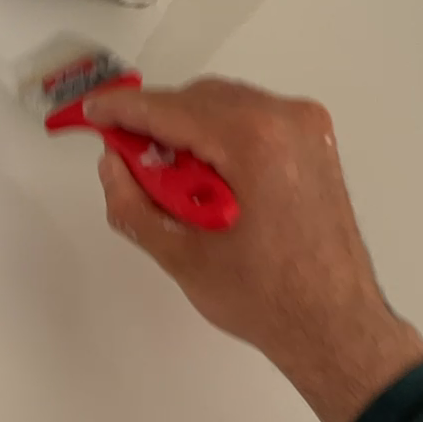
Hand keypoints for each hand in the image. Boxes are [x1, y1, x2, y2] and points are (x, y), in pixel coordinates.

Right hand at [84, 79, 422, 421]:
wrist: (329, 321)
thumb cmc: (260, 296)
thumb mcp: (180, 256)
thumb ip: (134, 206)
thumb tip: (112, 166)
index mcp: (253, 141)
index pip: (171, 109)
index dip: (124, 109)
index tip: (94, 111)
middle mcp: (285, 120)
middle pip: (201, 100)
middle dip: (156, 123)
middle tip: (125, 161)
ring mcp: (306, 130)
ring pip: (227, 108)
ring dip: (186, 134)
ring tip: (164, 182)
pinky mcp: (313, 146)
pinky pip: (253, 124)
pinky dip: (218, 141)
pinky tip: (202, 183)